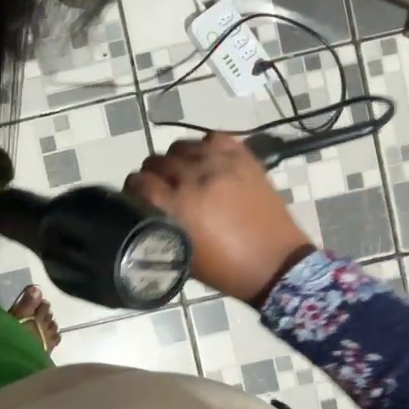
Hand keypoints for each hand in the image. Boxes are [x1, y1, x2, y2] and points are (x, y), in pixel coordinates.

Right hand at [125, 132, 314, 303]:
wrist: (276, 265)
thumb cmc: (224, 269)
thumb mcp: (180, 254)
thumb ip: (158, 227)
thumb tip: (145, 211)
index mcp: (176, 206)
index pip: (139, 181)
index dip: (133, 188)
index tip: (136, 195)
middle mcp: (194, 179)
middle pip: (158, 161)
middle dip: (152, 174)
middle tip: (159, 186)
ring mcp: (222, 166)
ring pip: (183, 146)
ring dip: (176, 158)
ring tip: (182, 171)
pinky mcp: (245, 160)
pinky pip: (215, 139)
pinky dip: (205, 146)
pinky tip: (206, 159)